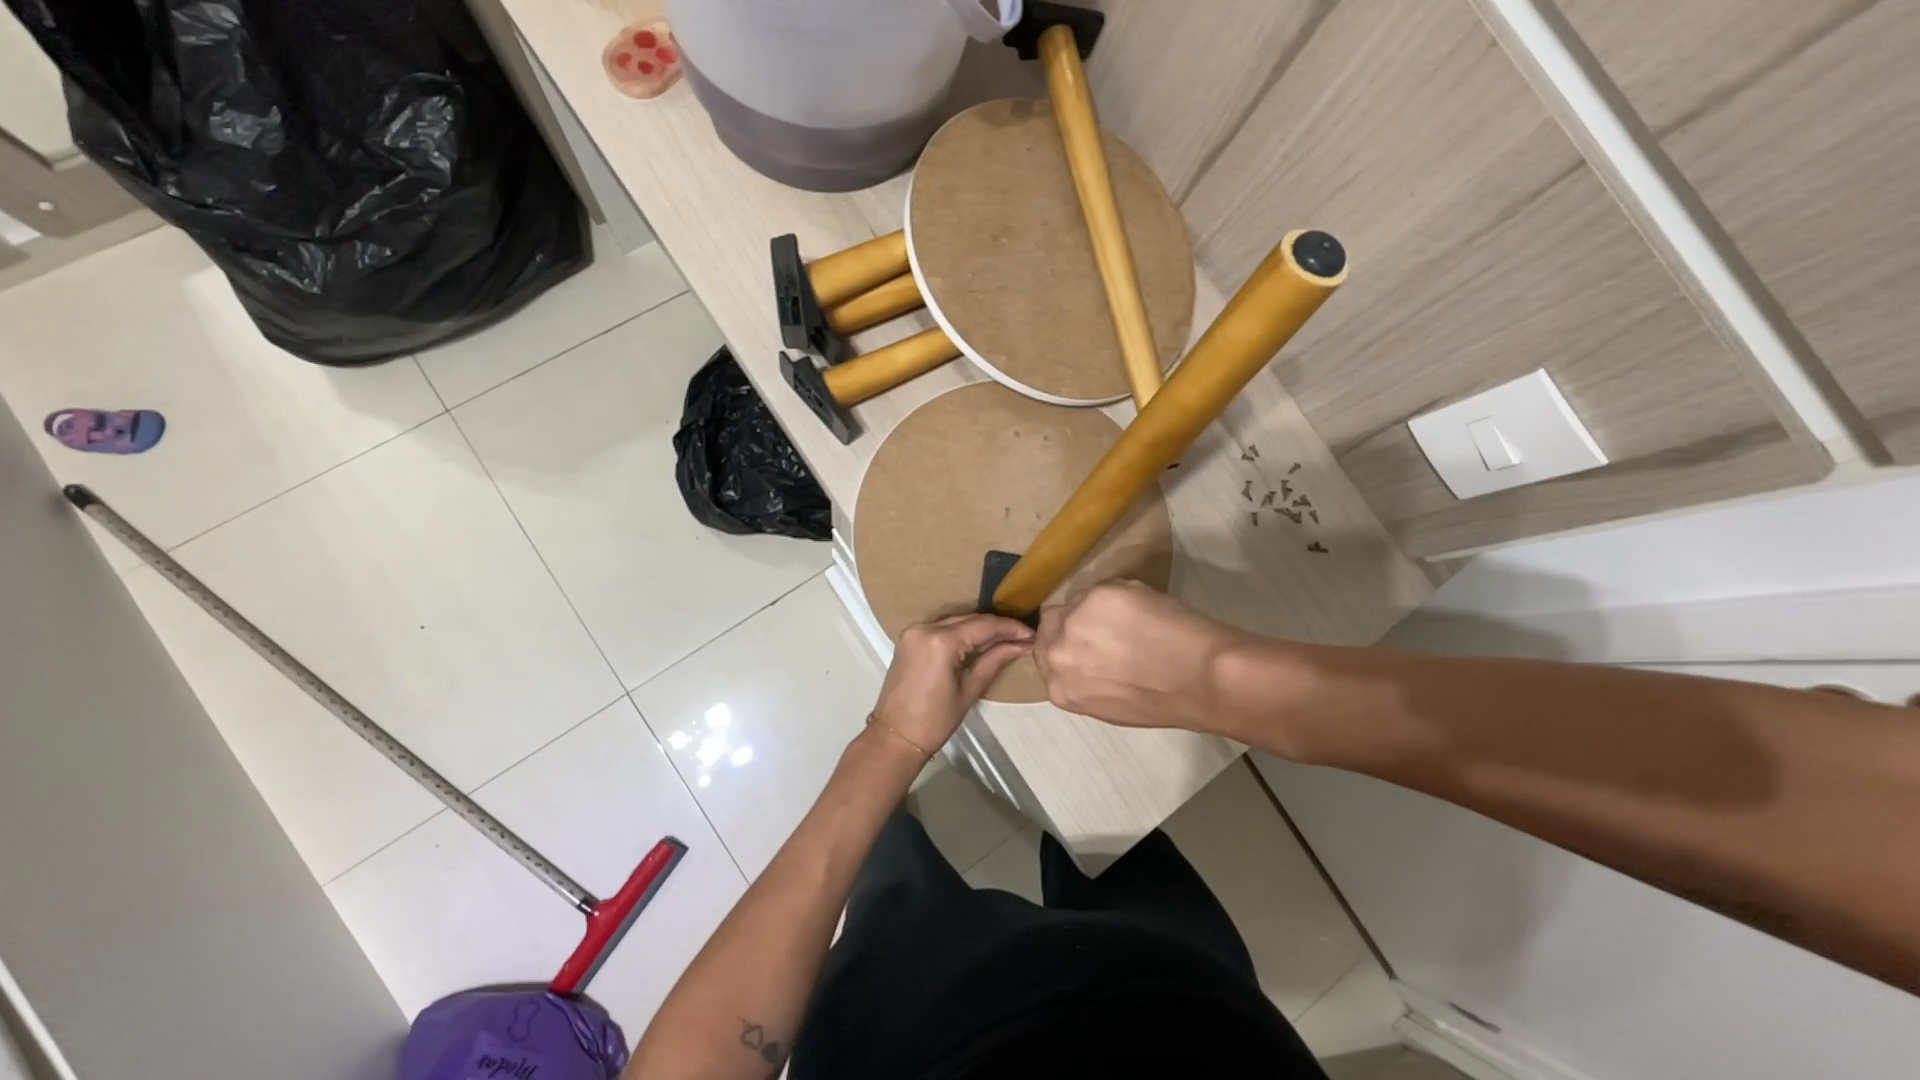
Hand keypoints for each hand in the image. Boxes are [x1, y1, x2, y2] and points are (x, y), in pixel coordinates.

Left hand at [871, 613, 1033, 753]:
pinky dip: (960, 631)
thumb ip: (995, 660)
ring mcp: (914, 631)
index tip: (1032, 634)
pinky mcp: (909, 638)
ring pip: (956, 620)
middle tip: (1022, 637)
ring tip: (1005, 639)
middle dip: (997, 627)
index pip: (984, 625)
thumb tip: (1022, 645)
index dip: (1011, 628)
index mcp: (941, 641)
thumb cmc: (935, 720)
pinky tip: (978, 641)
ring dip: (979, 627)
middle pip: (970, 618)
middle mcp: (925, 627)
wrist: (896, 736)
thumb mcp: (970, 689)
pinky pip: (941, 627)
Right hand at [1033, 580, 1246, 732]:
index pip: (1045, 653)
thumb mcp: (1106, 705)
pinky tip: (1143, 610)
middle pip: (1050, 621)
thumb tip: (1085, 657)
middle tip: (1105, 626)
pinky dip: (1120, 595)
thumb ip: (1082, 679)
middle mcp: (1057, 653)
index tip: (1087, 642)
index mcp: (1058, 687)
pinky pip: (1101, 587)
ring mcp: (1075, 620)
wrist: (1199, 679)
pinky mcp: (1099, 594)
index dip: (1067, 644)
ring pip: (1076, 600)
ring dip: (1096, 607)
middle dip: (1073, 622)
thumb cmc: (1162, 702)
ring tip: (1130, 620)